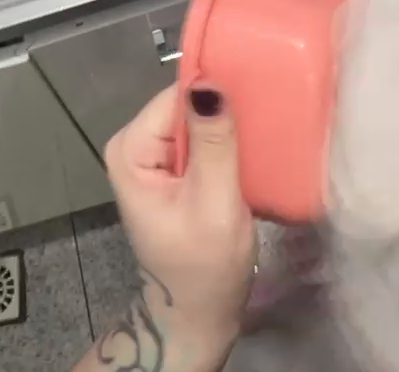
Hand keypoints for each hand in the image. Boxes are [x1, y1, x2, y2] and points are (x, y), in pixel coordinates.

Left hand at [75, 84, 255, 371]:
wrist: (198, 316)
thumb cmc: (204, 267)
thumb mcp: (214, 205)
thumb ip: (212, 144)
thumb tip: (208, 83)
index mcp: (130, 149)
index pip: (177, 97)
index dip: (214, 94)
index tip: (256, 92)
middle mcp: (135, 143)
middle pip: (186, 104)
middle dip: (223, 109)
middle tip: (267, 115)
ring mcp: (153, 156)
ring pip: (197, 118)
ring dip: (229, 125)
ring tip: (265, 130)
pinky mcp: (173, 168)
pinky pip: (202, 137)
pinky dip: (226, 142)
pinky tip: (252, 147)